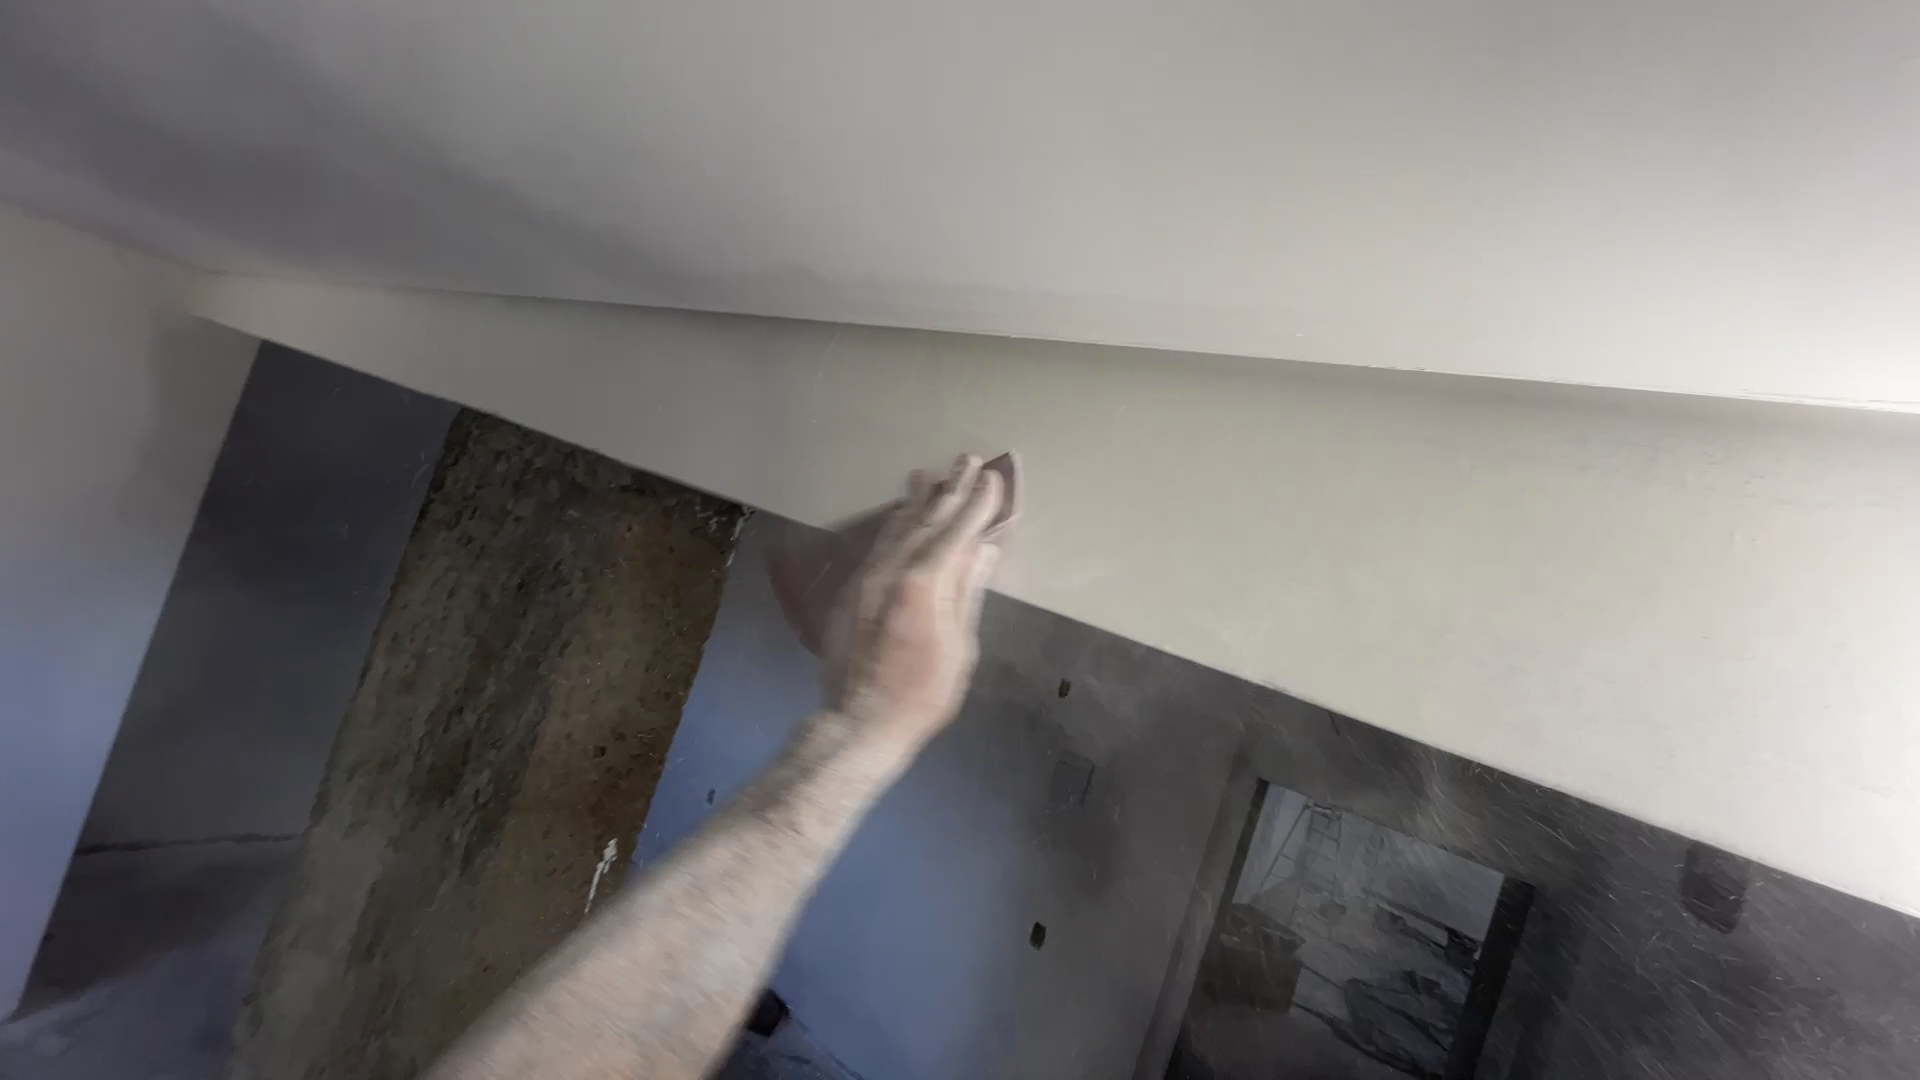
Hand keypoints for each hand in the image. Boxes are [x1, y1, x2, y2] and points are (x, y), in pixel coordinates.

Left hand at [820, 455, 1004, 754]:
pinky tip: (899, 515)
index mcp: (924, 584)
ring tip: (927, 474)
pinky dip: (894, 525)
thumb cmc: (921, 694)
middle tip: (966, 459)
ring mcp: (868, 577)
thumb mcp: (959, 647)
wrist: (859, 720)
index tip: (992, 478)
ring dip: (915, 500)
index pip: (956, 532)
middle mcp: (892, 570)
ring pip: (896, 528)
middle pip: (925, 520)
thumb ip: (967, 592)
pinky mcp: (853, 590)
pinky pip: (879, 545)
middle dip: (950, 489)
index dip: (977, 504)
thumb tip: (983, 550)